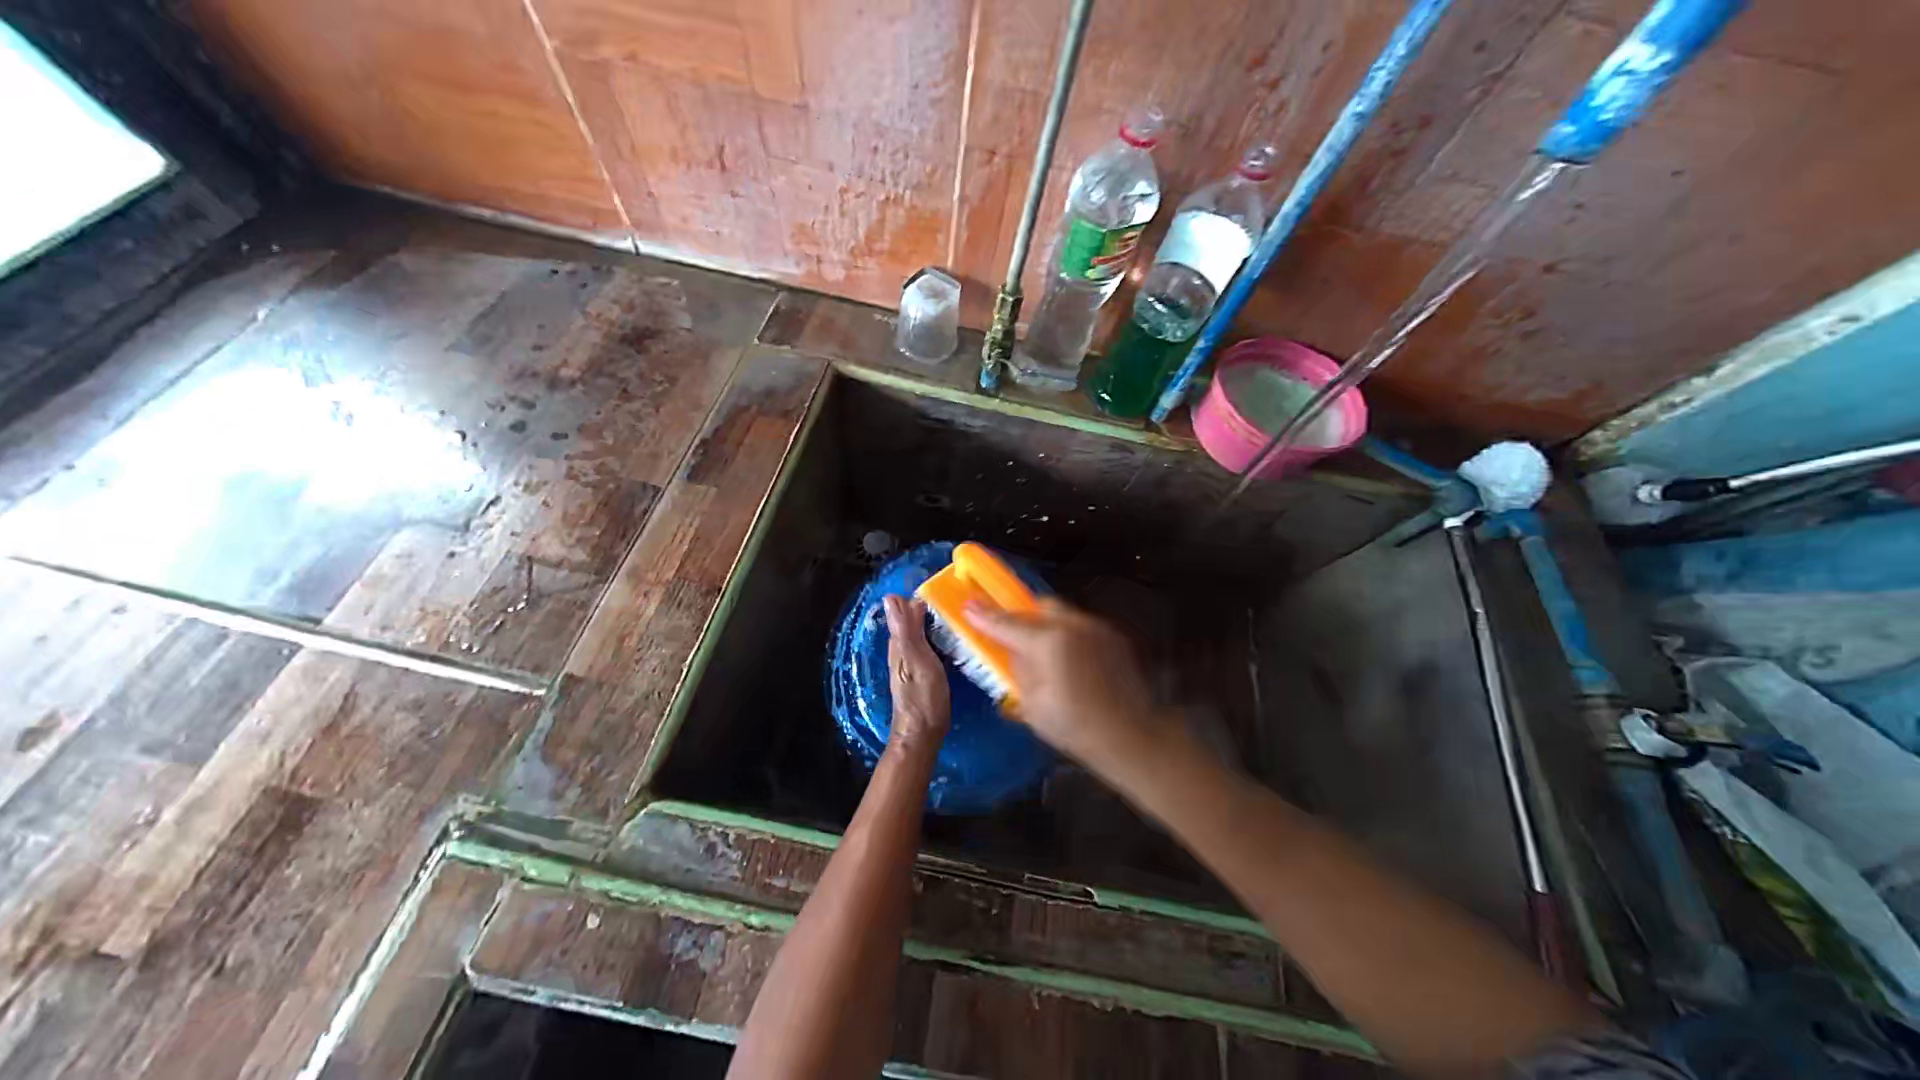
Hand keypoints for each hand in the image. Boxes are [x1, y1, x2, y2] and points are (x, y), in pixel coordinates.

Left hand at [883, 594, 949, 750]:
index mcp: (899, 643)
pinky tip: (957, 640)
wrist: (923, 734)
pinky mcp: (925, 672)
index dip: (925, 598)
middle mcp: (903, 649)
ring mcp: (913, 662)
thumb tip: (891, 598)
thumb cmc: (923, 697)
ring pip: (925, 634)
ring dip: (939, 624)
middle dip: (933, 609)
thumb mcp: (916, 660)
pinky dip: (942, 639)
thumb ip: (906, 630)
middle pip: (916, 620)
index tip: (949, 590)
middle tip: (962, 602)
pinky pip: (932, 647)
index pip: (908, 609)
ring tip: (964, 616)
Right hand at [968, 599, 1165, 771]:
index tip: (967, 606)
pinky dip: (1068, 637)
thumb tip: (1010, 653)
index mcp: (1048, 643)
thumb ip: (1016, 669)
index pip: (1006, 622)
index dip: (983, 614)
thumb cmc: (1075, 727)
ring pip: (1061, 614)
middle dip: (1021, 616)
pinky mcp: (1112, 636)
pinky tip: (1069, 662)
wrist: (1131, 736)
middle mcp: (1073, 626)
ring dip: (1045, 626)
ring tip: (1041, 653)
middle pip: (1036, 606)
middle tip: (1010, 635)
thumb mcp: (1031, 704)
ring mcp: (1096, 628)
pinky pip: (1080, 627)